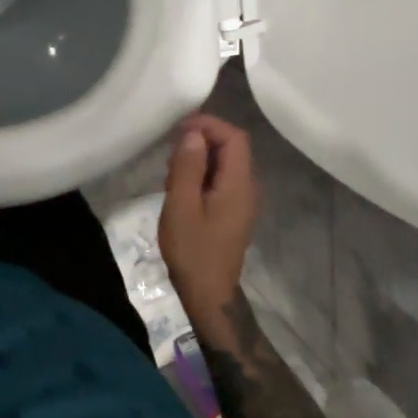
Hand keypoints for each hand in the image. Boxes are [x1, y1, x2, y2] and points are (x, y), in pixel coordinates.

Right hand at [158, 114, 260, 320]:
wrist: (208, 293)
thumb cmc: (192, 250)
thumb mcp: (181, 206)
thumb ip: (187, 167)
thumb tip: (192, 134)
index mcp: (239, 184)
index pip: (235, 138)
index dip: (209, 125)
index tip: (178, 129)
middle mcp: (247, 188)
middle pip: (233, 148)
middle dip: (202, 140)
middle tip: (170, 154)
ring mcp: (242, 201)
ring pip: (226, 164)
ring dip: (200, 159)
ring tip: (171, 173)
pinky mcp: (233, 212)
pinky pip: (222, 180)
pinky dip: (202, 175)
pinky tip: (180, 189)